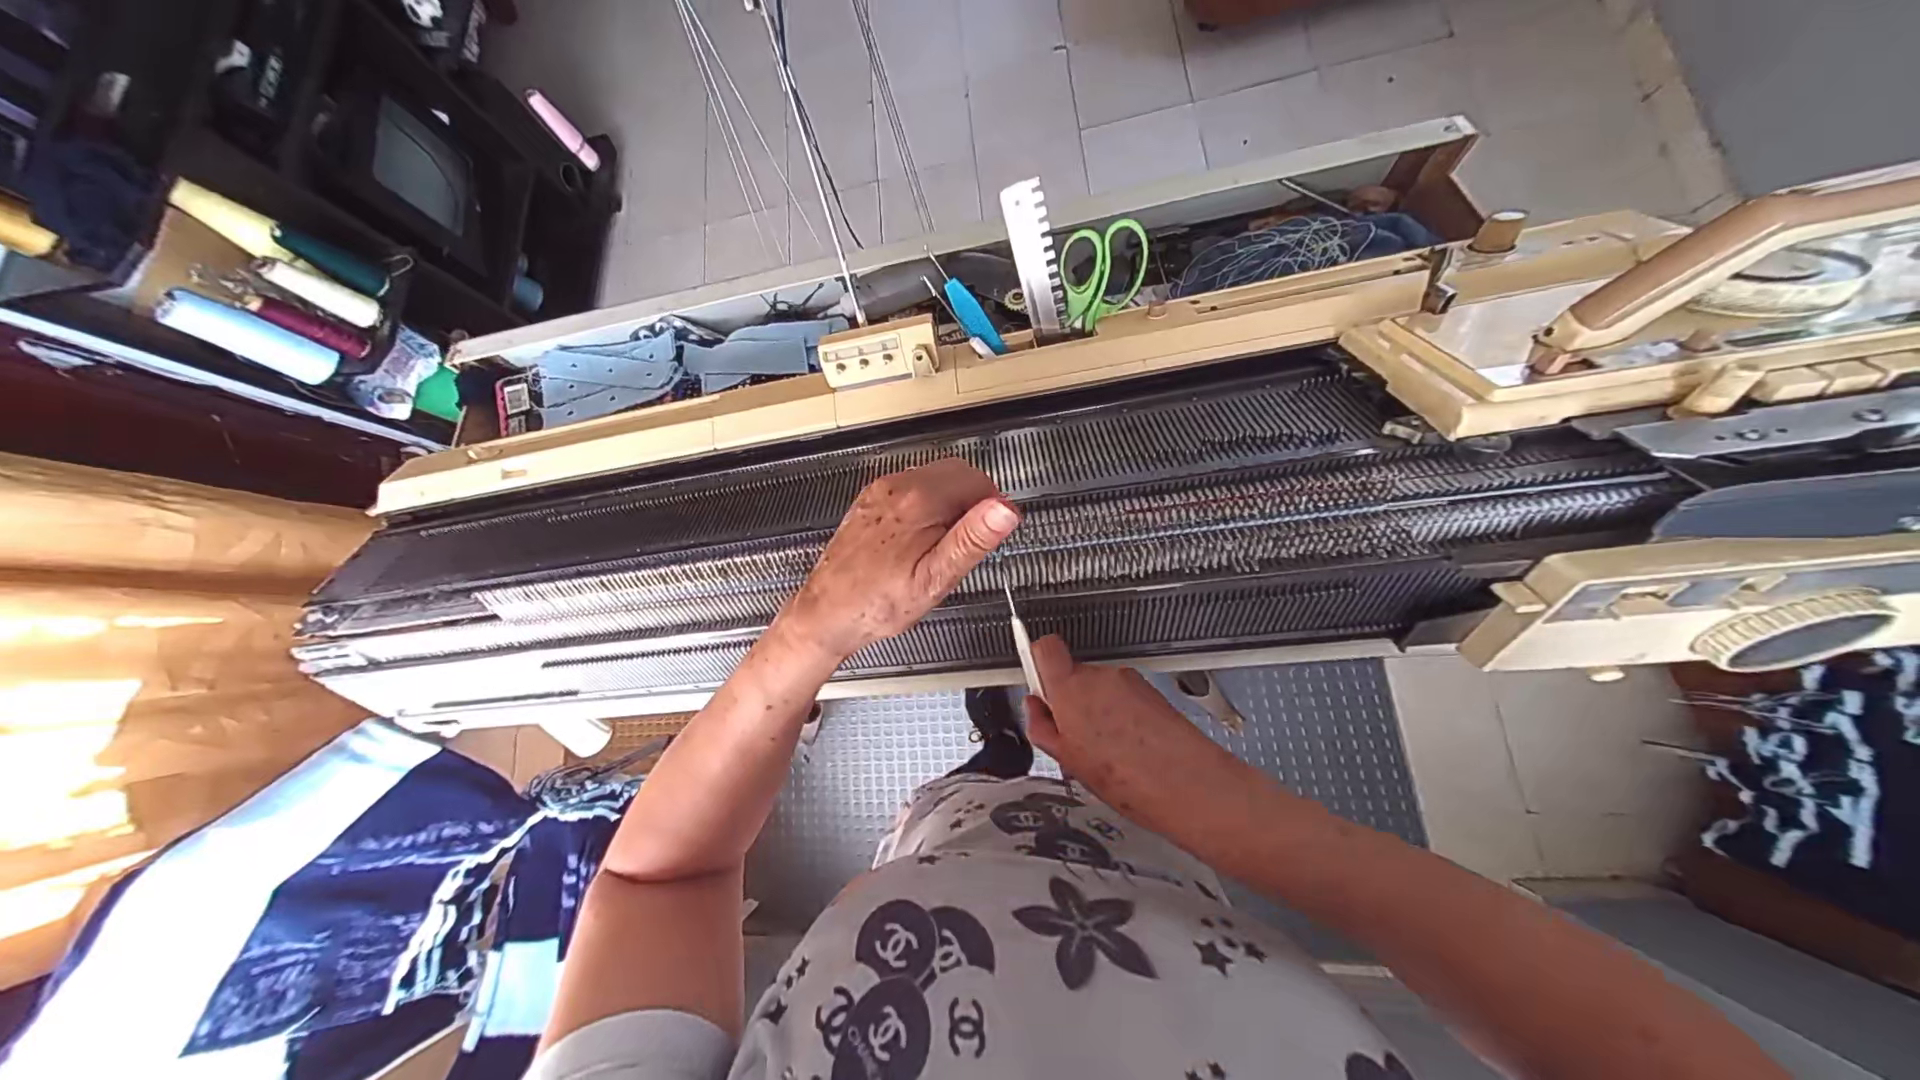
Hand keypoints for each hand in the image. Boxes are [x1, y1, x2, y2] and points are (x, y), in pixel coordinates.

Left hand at [774, 458, 1019, 662]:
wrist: (826, 613)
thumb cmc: (876, 603)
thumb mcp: (935, 578)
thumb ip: (972, 539)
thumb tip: (1003, 510)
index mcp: (918, 501)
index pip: (977, 480)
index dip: (993, 508)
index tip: (991, 534)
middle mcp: (896, 487)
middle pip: (957, 473)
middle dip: (973, 502)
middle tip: (968, 542)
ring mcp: (880, 493)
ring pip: (934, 479)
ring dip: (950, 503)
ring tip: (942, 546)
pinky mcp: (870, 502)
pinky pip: (910, 491)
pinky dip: (926, 508)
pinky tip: (919, 542)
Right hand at [1023, 635, 1251, 831]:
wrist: (1189, 784)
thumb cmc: (1131, 779)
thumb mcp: (1068, 760)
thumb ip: (1042, 726)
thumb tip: (1034, 709)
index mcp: (1071, 689)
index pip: (1044, 648)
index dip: (1036, 659)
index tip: (1036, 680)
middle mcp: (1099, 676)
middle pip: (1072, 673)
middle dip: (1070, 699)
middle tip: (1075, 736)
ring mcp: (1126, 681)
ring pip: (1098, 687)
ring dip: (1097, 709)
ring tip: (1107, 749)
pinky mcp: (1148, 690)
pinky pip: (1122, 695)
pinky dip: (1120, 714)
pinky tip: (1127, 747)